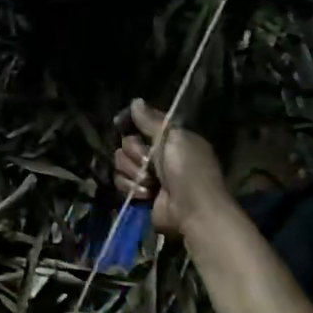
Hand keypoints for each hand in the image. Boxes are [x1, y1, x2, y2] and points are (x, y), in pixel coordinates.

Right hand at [112, 99, 231, 237]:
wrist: (193, 211)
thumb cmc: (188, 170)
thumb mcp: (172, 137)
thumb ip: (151, 120)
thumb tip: (135, 101)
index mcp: (170, 138)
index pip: (142, 123)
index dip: (130, 122)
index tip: (119, 123)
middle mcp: (158, 155)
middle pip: (127, 142)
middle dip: (134, 151)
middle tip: (149, 161)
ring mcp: (148, 176)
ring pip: (121, 162)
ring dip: (133, 171)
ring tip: (150, 182)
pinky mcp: (140, 194)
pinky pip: (121, 182)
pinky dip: (131, 187)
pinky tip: (146, 194)